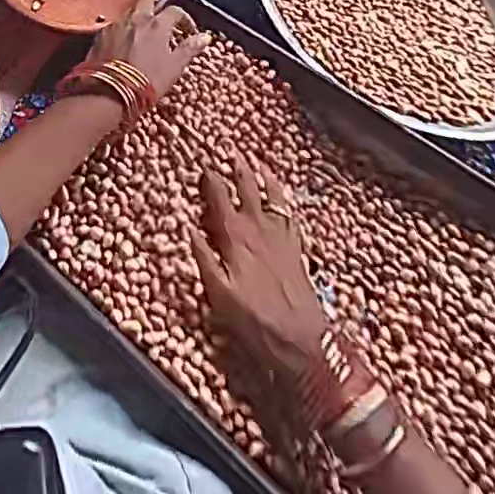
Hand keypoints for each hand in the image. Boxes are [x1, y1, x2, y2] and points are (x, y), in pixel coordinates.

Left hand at [83, 0, 210, 99]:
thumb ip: (189, 49)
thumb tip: (205, 36)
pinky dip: (121, 31)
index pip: (175, 11)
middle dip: (155, 10)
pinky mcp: (100, 35)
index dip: (184, 19)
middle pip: (147, 2)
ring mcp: (116, 25)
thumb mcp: (174, 67)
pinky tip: (122, 44)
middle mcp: (136, 19)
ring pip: (129, 12)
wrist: (110, 92)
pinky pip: (113, 26)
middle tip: (160, 26)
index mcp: (157, 25)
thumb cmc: (147, 80)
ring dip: (137, 19)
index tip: (187, 31)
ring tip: (141, 36)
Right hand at [190, 151, 336, 439]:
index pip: (221, 198)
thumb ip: (204, 259)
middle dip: (239, 167)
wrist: (306, 344)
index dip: (212, 179)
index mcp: (237, 238)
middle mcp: (260, 230)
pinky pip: (290, 216)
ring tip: (258, 162)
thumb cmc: (257, 322)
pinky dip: (284, 201)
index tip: (204, 163)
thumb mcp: (220, 295)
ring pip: (273, 197)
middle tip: (231, 149)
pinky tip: (282, 199)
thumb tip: (188, 228)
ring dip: (264, 177)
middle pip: (249, 189)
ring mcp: (282, 239)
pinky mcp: (297, 251)